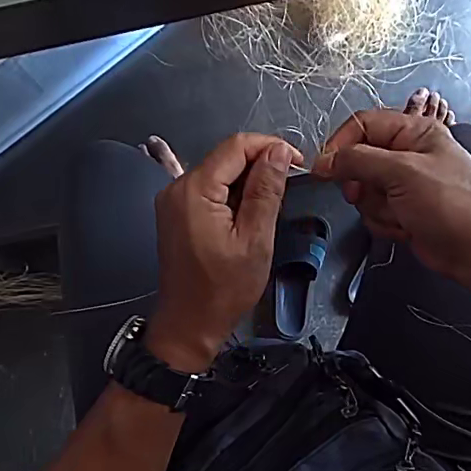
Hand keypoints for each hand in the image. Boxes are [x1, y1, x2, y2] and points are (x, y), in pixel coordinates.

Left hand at [149, 133, 300, 371]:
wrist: (190, 323)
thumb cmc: (223, 290)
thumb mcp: (255, 240)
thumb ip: (266, 192)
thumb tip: (279, 154)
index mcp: (194, 191)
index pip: (236, 146)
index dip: (270, 147)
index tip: (296, 161)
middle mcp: (177, 188)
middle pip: (225, 157)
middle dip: (260, 164)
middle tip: (288, 186)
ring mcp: (174, 201)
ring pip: (219, 173)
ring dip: (248, 181)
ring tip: (271, 206)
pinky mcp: (177, 214)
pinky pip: (209, 190)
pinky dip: (233, 195)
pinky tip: (249, 215)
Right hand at [312, 101, 470, 281]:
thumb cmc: (452, 205)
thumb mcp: (402, 172)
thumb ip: (358, 161)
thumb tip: (325, 160)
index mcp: (416, 132)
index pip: (364, 125)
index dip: (341, 145)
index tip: (324, 167)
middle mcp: (410, 155)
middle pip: (359, 161)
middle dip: (363, 184)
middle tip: (373, 195)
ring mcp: (406, 186)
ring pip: (365, 191)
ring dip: (377, 208)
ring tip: (402, 215)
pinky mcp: (405, 212)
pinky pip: (376, 213)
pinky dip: (386, 223)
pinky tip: (407, 228)